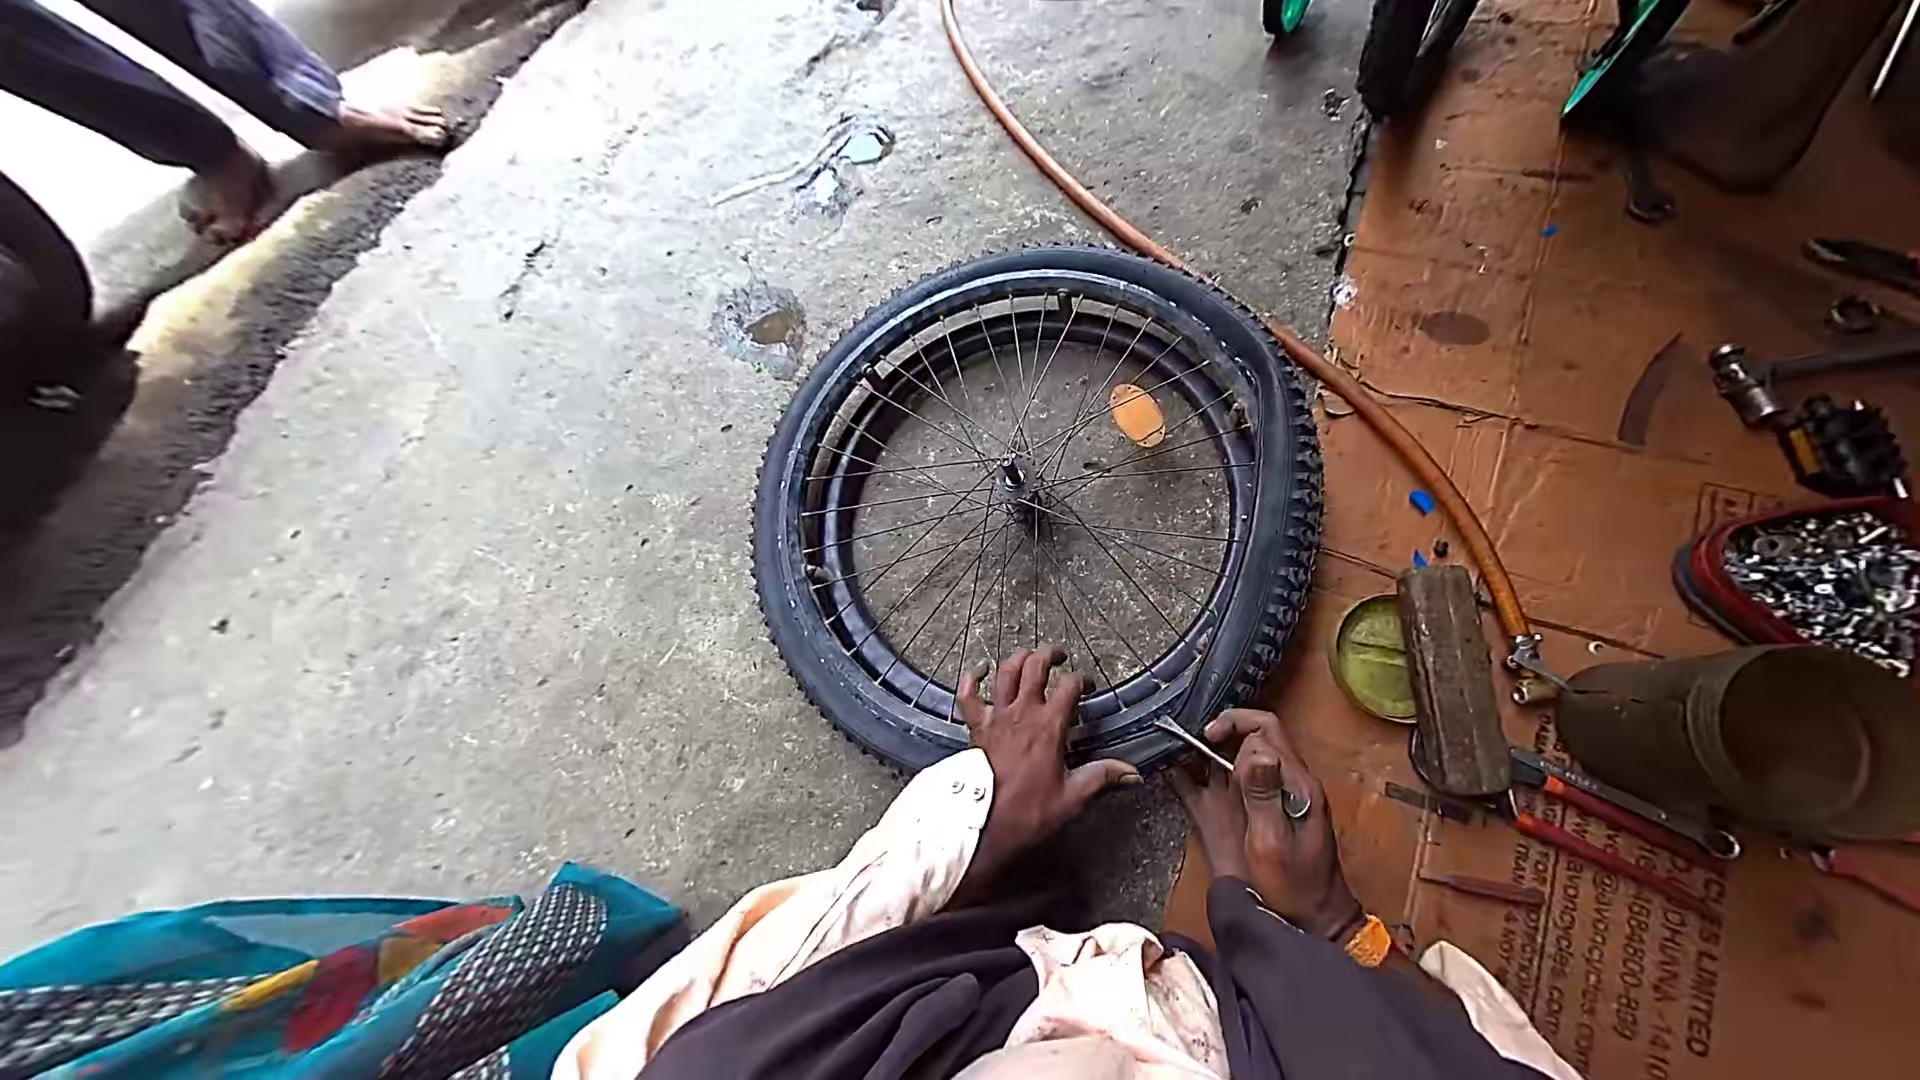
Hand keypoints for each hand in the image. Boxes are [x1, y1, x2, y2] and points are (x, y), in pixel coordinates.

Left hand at [950, 647, 1142, 900]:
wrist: (985, 825)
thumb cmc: (1026, 813)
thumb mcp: (1072, 798)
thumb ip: (1102, 777)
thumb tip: (1130, 772)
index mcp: (1048, 727)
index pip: (1069, 687)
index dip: (1081, 680)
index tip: (1087, 686)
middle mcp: (1021, 714)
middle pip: (1035, 667)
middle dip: (1049, 655)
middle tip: (1059, 655)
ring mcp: (996, 717)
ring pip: (1005, 673)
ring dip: (1018, 658)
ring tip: (1028, 655)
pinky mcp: (977, 727)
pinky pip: (968, 694)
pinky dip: (972, 677)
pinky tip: (980, 669)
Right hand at [1172, 708, 1361, 940]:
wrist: (1307, 926)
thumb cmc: (1296, 889)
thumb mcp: (1276, 842)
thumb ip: (1264, 794)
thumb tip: (1256, 750)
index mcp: (1294, 783)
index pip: (1265, 730)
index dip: (1235, 726)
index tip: (1209, 737)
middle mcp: (1275, 783)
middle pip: (1248, 736)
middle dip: (1218, 731)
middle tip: (1193, 740)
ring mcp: (1255, 798)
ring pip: (1229, 757)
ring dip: (1202, 750)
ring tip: (1177, 751)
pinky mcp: (1237, 815)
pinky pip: (1211, 785)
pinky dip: (1189, 775)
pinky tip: (1171, 771)